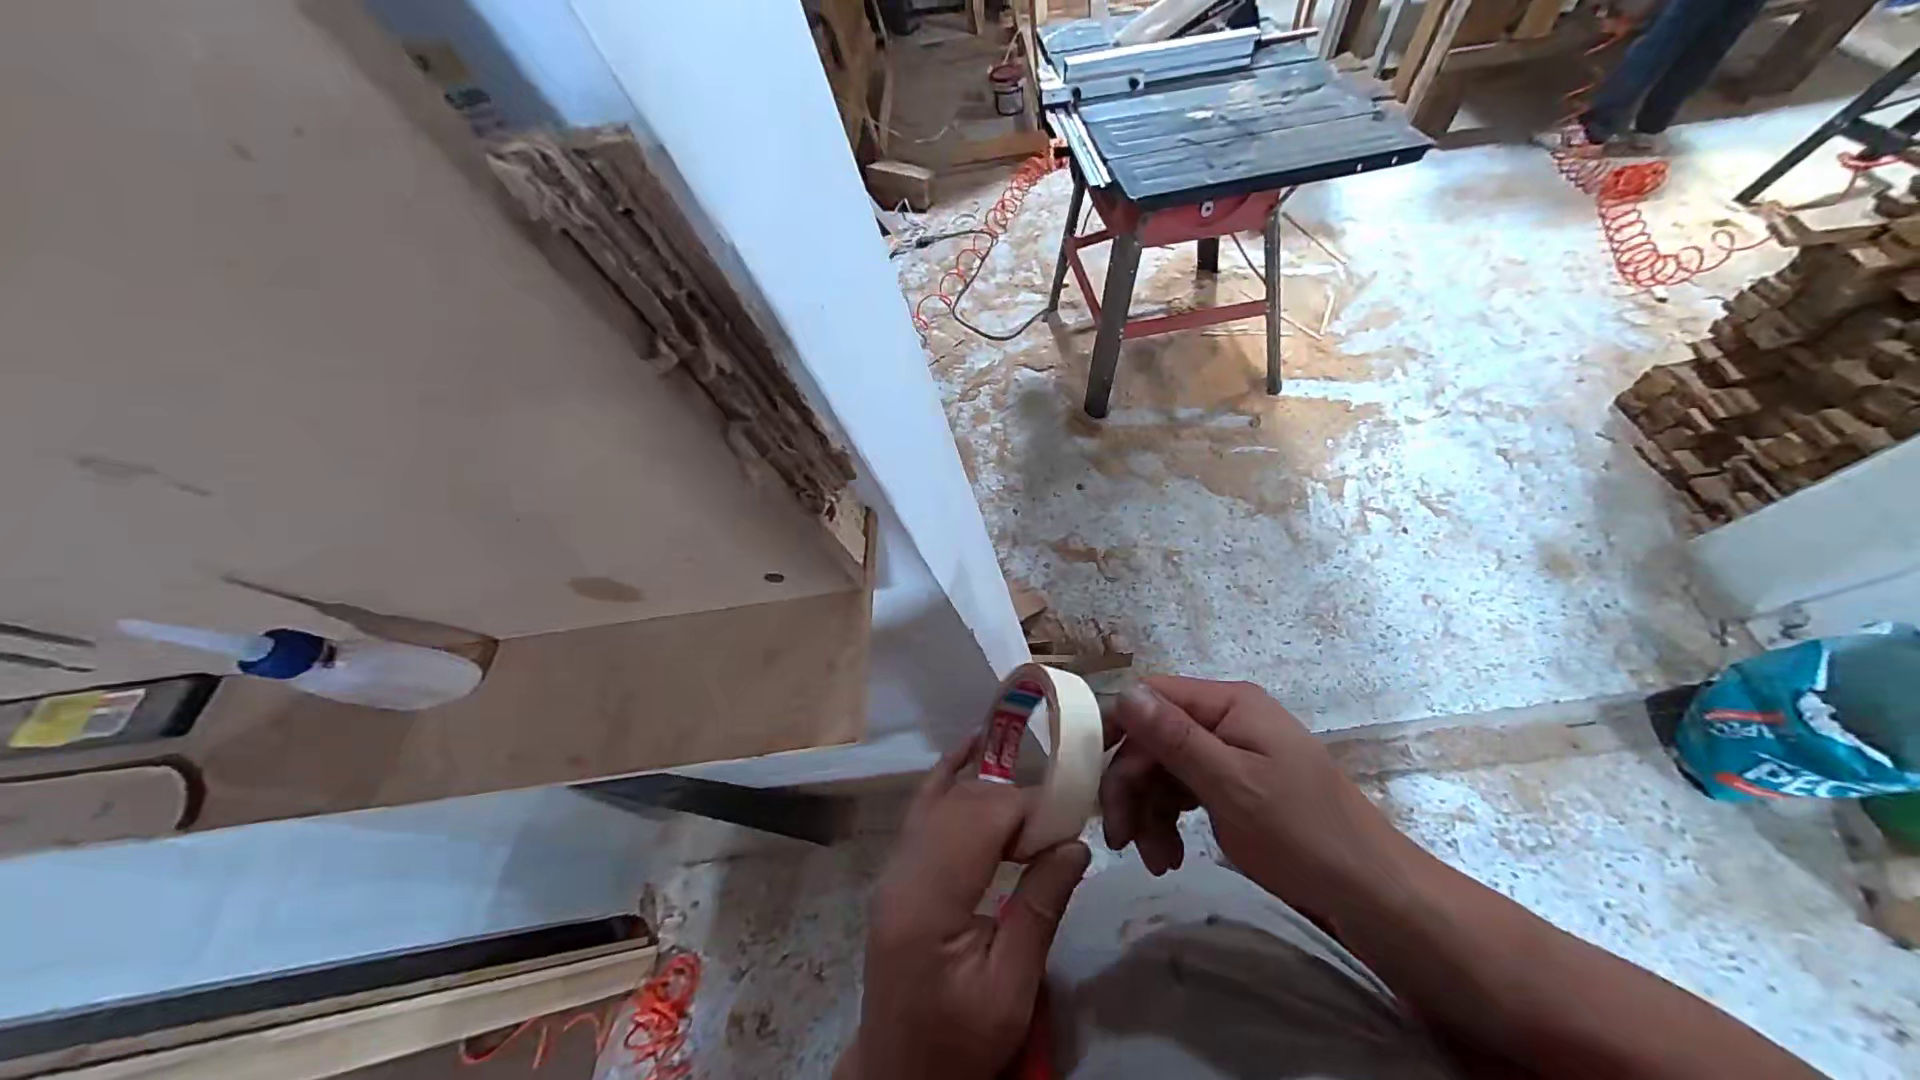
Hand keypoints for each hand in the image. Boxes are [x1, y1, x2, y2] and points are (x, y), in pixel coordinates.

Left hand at [843, 738, 1091, 1079]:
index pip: (978, 820)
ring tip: (1031, 789)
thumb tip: (1075, 842)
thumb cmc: (958, 1041)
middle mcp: (900, 871)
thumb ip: (1040, 910)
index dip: (1025, 808)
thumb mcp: (1010, 991)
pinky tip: (970, 749)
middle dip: (1012, 797)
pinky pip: (923, 808)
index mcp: (926, 902)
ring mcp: (892, 867)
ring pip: (940, 797)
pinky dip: (949, 776)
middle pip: (959, 803)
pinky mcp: (897, 870)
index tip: (1067, 819)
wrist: (900, 1072)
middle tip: (1057, 815)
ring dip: (988, 786)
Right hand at [1099, 677, 1409, 918]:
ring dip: (1148, 812)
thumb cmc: (1304, 834)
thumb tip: (1124, 692)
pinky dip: (1168, 821)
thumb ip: (1175, 739)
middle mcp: (1224, 720)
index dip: (1118, 731)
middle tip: (1121, 838)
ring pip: (1161, 769)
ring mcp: (1227, 753)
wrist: (1370, 894)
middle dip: (1132, 787)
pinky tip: (1169, 856)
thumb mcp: (1232, 786)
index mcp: (1229, 704)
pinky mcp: (1230, 785)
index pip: (1151, 697)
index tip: (1092, 776)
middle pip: (1152, 739)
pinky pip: (1181, 792)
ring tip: (1153, 859)